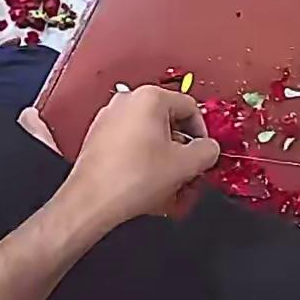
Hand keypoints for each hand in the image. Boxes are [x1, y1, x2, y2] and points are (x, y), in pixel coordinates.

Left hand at [63, 87, 219, 230]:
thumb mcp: (185, 165)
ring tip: (168, 180)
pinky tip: (146, 180)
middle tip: (187, 170)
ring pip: (149, 132)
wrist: (91, 202)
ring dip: (163, 154)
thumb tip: (209, 148)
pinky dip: (143, 156)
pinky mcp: (98, 134)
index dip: (202, 133)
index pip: (190, 108)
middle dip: (181, 147)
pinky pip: (131, 140)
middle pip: (169, 120)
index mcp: (150, 97)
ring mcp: (110, 116)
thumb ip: (207, 151)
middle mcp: (128, 99)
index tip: (203, 153)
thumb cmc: (135, 178)